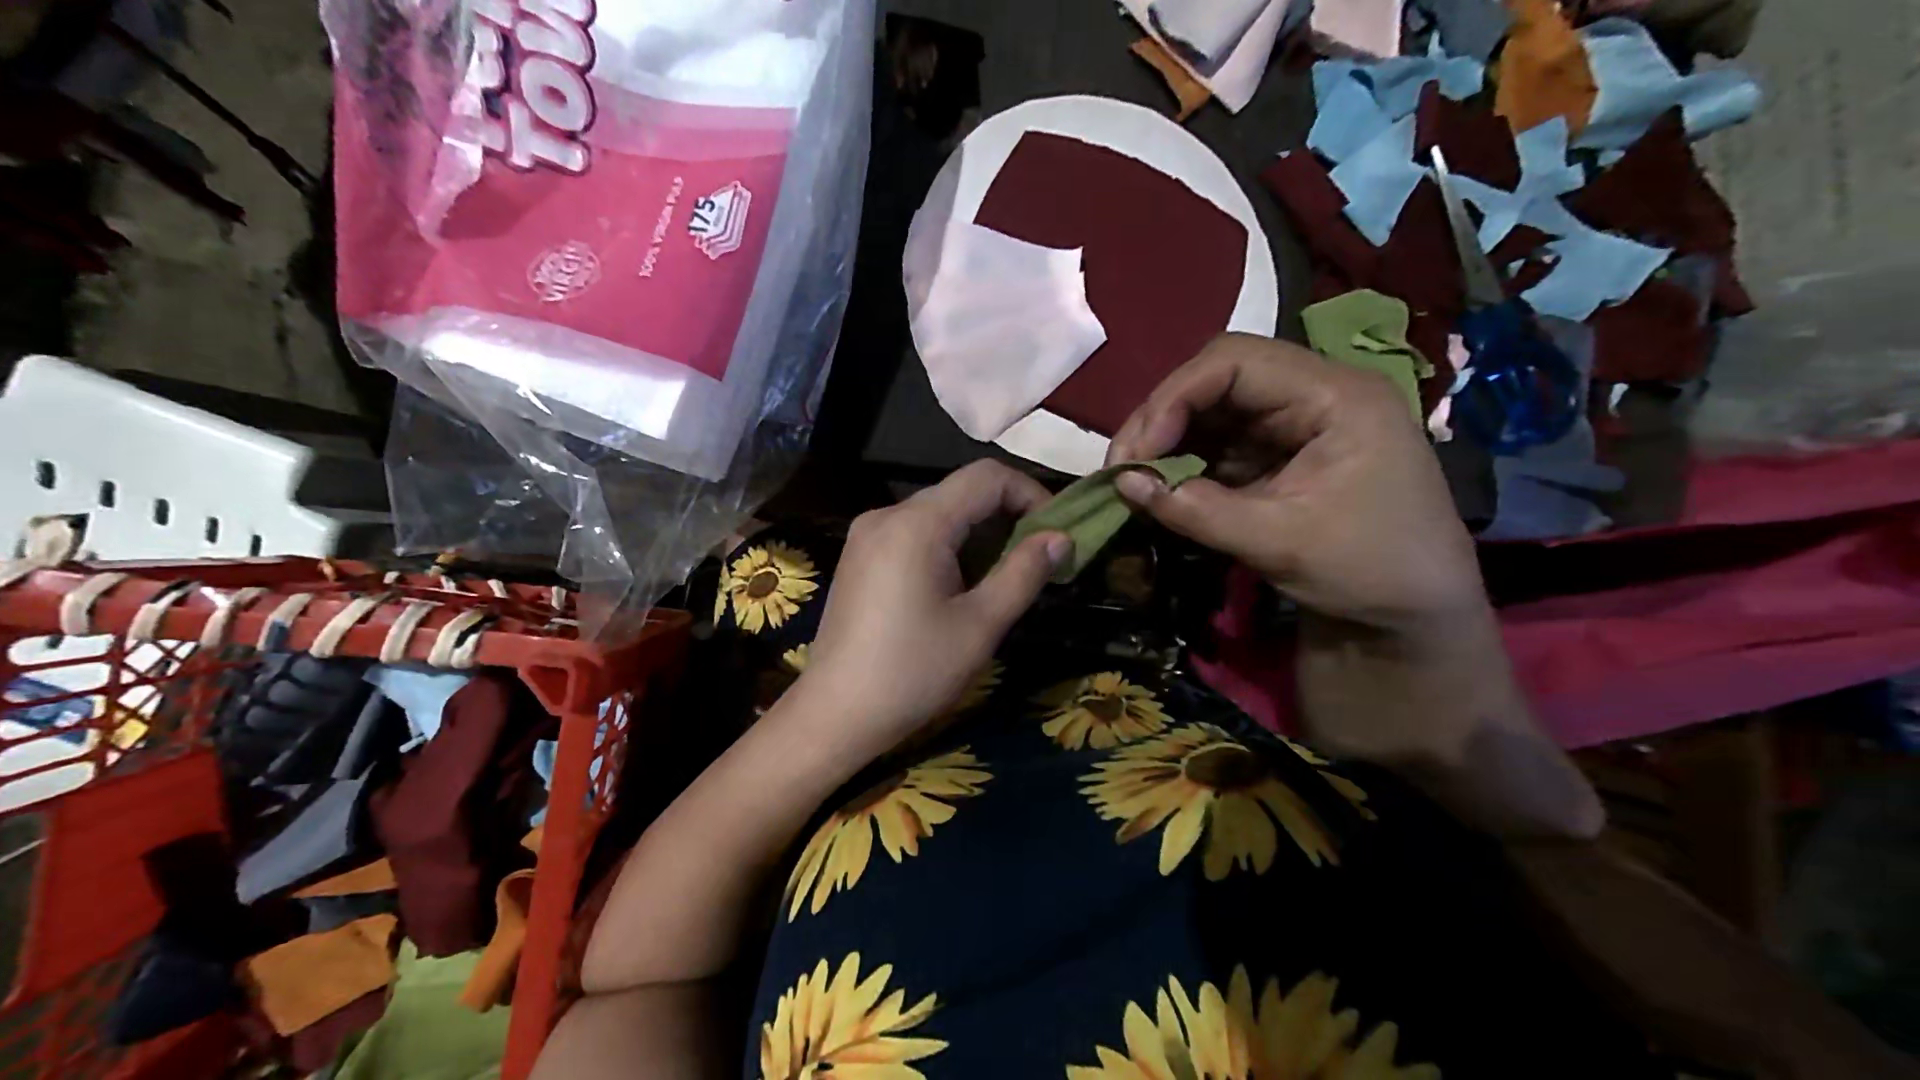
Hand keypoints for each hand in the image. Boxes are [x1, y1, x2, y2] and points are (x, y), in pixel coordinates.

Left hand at [794, 461, 1069, 758]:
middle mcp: (887, 515)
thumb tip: (1061, 537)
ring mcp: (867, 534)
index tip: (1057, 532)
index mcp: (917, 524)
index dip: (1030, 493)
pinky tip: (961, 582)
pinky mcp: (859, 555)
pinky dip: (948, 543)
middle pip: (960, 491)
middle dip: (1007, 514)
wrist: (835, 713)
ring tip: (1005, 573)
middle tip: (1039, 557)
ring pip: (938, 512)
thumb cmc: (913, 672)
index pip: (987, 477)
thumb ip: (1024, 572)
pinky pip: (914, 531)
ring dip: (979, 531)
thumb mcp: (980, 625)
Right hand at [1106, 333, 1485, 635]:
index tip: (1137, 453)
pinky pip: (1219, 443)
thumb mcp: (1279, 542)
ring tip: (1134, 479)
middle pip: (1216, 379)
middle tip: (1123, 467)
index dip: (1174, 398)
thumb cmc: (1368, 571)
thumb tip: (1123, 484)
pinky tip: (1161, 488)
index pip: (1234, 362)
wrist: (1411, 616)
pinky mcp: (1279, 454)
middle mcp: (1313, 395)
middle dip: (1163, 418)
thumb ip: (1197, 510)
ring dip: (1167, 441)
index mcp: (1335, 396)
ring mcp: (1294, 424)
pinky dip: (1184, 463)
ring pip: (1211, 410)